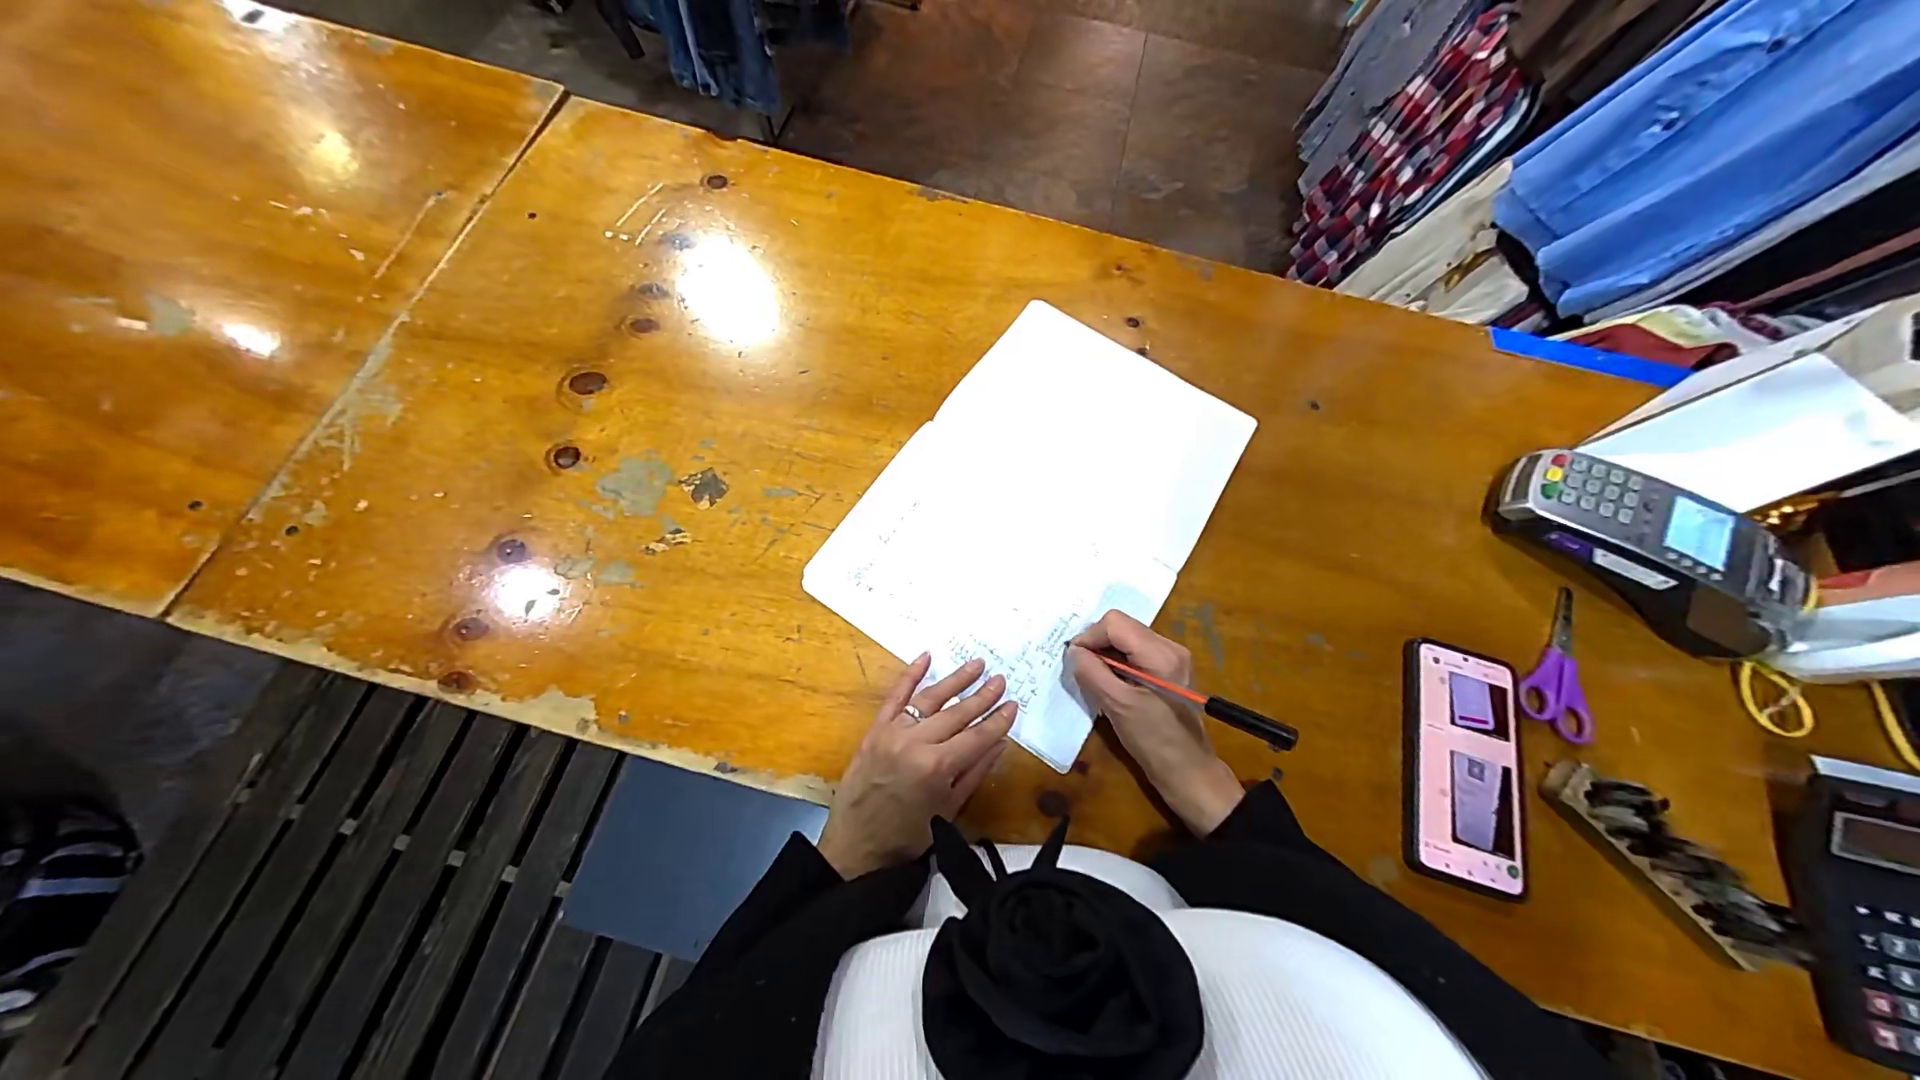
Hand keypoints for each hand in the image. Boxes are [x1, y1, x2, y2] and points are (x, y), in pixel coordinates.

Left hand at [816, 654, 1016, 877]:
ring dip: (955, 680)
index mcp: (937, 767)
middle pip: (957, 713)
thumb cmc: (907, 835)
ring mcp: (893, 732)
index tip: (1013, 705)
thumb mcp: (948, 808)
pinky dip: (910, 675)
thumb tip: (998, 743)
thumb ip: (974, 772)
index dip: (997, 720)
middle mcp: (915, 743)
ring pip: (930, 698)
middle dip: (982, 696)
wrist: (856, 844)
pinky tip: (926, 657)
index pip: (977, 736)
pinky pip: (895, 696)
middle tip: (1000, 679)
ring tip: (976, 664)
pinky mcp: (875, 729)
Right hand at [1068, 610, 1242, 835]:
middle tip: (1083, 671)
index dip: (1089, 637)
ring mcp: (1171, 659)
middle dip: (1097, 644)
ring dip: (1106, 655)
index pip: (1115, 623)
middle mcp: (1170, 648)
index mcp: (1161, 654)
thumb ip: (1092, 672)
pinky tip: (1112, 685)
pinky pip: (1135, 654)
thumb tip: (1074, 651)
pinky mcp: (1168, 671)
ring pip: (1127, 640)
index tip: (1075, 661)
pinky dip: (1117, 663)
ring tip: (1096, 680)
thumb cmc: (1154, 741)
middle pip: (1122, 627)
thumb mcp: (1117, 705)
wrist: (1188, 772)